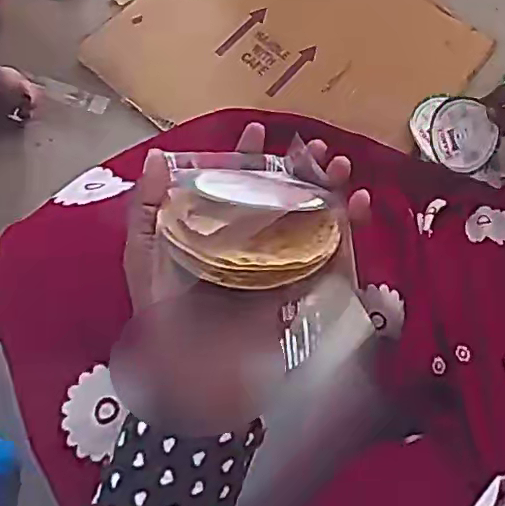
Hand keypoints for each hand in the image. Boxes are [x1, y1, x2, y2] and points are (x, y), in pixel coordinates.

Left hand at [120, 124, 370, 430]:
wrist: (192, 375)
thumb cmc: (164, 315)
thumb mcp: (146, 260)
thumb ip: (147, 210)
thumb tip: (157, 156)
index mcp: (219, 228)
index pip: (238, 182)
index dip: (247, 156)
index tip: (257, 130)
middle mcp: (254, 238)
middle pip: (284, 193)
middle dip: (302, 166)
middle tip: (316, 147)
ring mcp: (283, 259)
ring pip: (313, 214)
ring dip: (331, 186)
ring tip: (341, 165)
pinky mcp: (306, 281)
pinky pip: (333, 249)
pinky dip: (351, 225)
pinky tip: (359, 202)